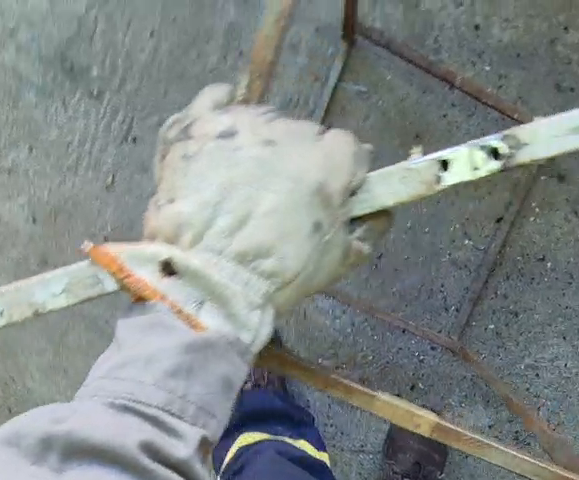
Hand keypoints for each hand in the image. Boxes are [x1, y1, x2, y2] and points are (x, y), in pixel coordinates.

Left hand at [88, 84, 387, 350]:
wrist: (212, 278)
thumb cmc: (281, 275)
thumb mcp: (338, 262)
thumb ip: (367, 231)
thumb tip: (381, 212)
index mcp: (327, 162)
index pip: (348, 150)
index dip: (343, 175)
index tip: (333, 198)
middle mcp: (287, 131)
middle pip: (304, 136)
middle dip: (299, 164)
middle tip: (283, 203)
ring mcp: (240, 123)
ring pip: (262, 123)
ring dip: (261, 147)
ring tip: (243, 188)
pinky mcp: (197, 125)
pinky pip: (213, 101)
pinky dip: (220, 114)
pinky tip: (222, 138)